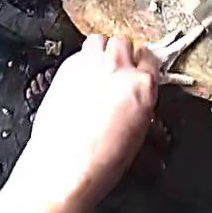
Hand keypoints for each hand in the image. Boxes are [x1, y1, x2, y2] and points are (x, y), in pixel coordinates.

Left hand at [4, 35, 157, 212]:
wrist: (62, 172)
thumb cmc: (99, 162)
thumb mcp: (139, 130)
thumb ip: (140, 100)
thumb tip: (135, 90)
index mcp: (143, 86)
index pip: (149, 58)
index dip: (141, 65)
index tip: (135, 71)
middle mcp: (118, 69)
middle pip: (123, 42)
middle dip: (120, 55)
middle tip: (114, 72)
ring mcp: (90, 66)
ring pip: (99, 40)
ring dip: (100, 51)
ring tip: (96, 70)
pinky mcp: (65, 70)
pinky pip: (78, 55)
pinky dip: (80, 63)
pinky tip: (78, 83)